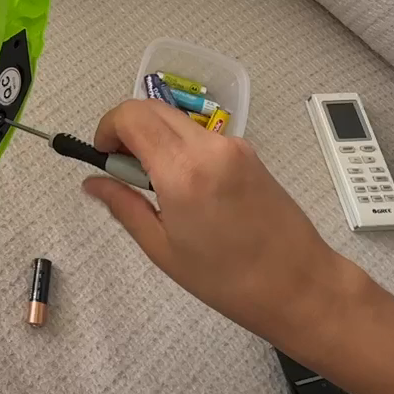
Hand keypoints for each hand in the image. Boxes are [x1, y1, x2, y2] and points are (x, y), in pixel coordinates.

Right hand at [80, 101, 365, 356]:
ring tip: (153, 182)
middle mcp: (207, 146)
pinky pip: (199, 134)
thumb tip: (92, 183)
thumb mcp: (163, 249)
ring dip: (152, 135)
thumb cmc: (227, 280)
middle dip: (126, 128)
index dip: (107, 127)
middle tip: (121, 167)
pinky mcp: (247, 151)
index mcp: (182, 171)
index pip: (130, 116)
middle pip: (150, 107)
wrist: (301, 286)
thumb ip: (123, 206)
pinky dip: (178, 145)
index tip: (102, 155)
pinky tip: (185, 186)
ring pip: (174, 118)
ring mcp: (231, 144)